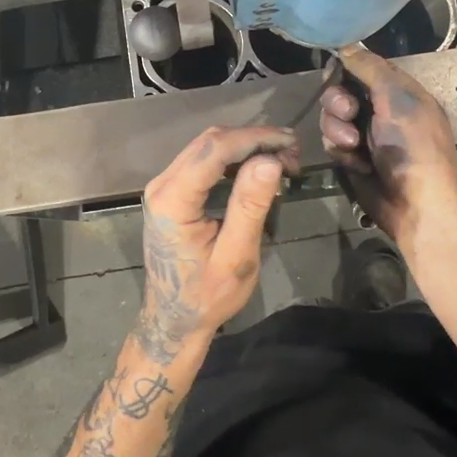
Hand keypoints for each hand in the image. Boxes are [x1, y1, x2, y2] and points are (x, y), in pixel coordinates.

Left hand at [134, 125, 299, 361]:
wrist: (174, 317)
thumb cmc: (206, 295)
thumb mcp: (236, 257)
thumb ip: (249, 206)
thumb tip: (270, 161)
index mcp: (172, 200)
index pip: (214, 150)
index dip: (254, 138)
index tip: (291, 143)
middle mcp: (162, 185)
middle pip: (209, 142)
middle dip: (254, 139)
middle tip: (294, 153)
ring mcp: (164, 186)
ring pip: (207, 147)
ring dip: (246, 146)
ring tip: (283, 158)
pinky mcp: (172, 190)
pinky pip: (203, 161)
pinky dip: (233, 157)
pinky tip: (259, 167)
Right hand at [319, 44, 456, 248]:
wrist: (417, 205)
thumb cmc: (414, 147)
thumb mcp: (398, 100)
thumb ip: (371, 69)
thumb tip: (346, 46)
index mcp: (399, 93)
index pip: (363, 68)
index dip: (346, 69)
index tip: (335, 72)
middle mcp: (381, 111)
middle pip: (340, 92)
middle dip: (338, 103)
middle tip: (350, 114)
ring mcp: (366, 136)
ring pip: (331, 119)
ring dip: (338, 130)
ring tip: (354, 147)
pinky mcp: (353, 160)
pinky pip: (331, 144)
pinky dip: (340, 152)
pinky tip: (356, 164)